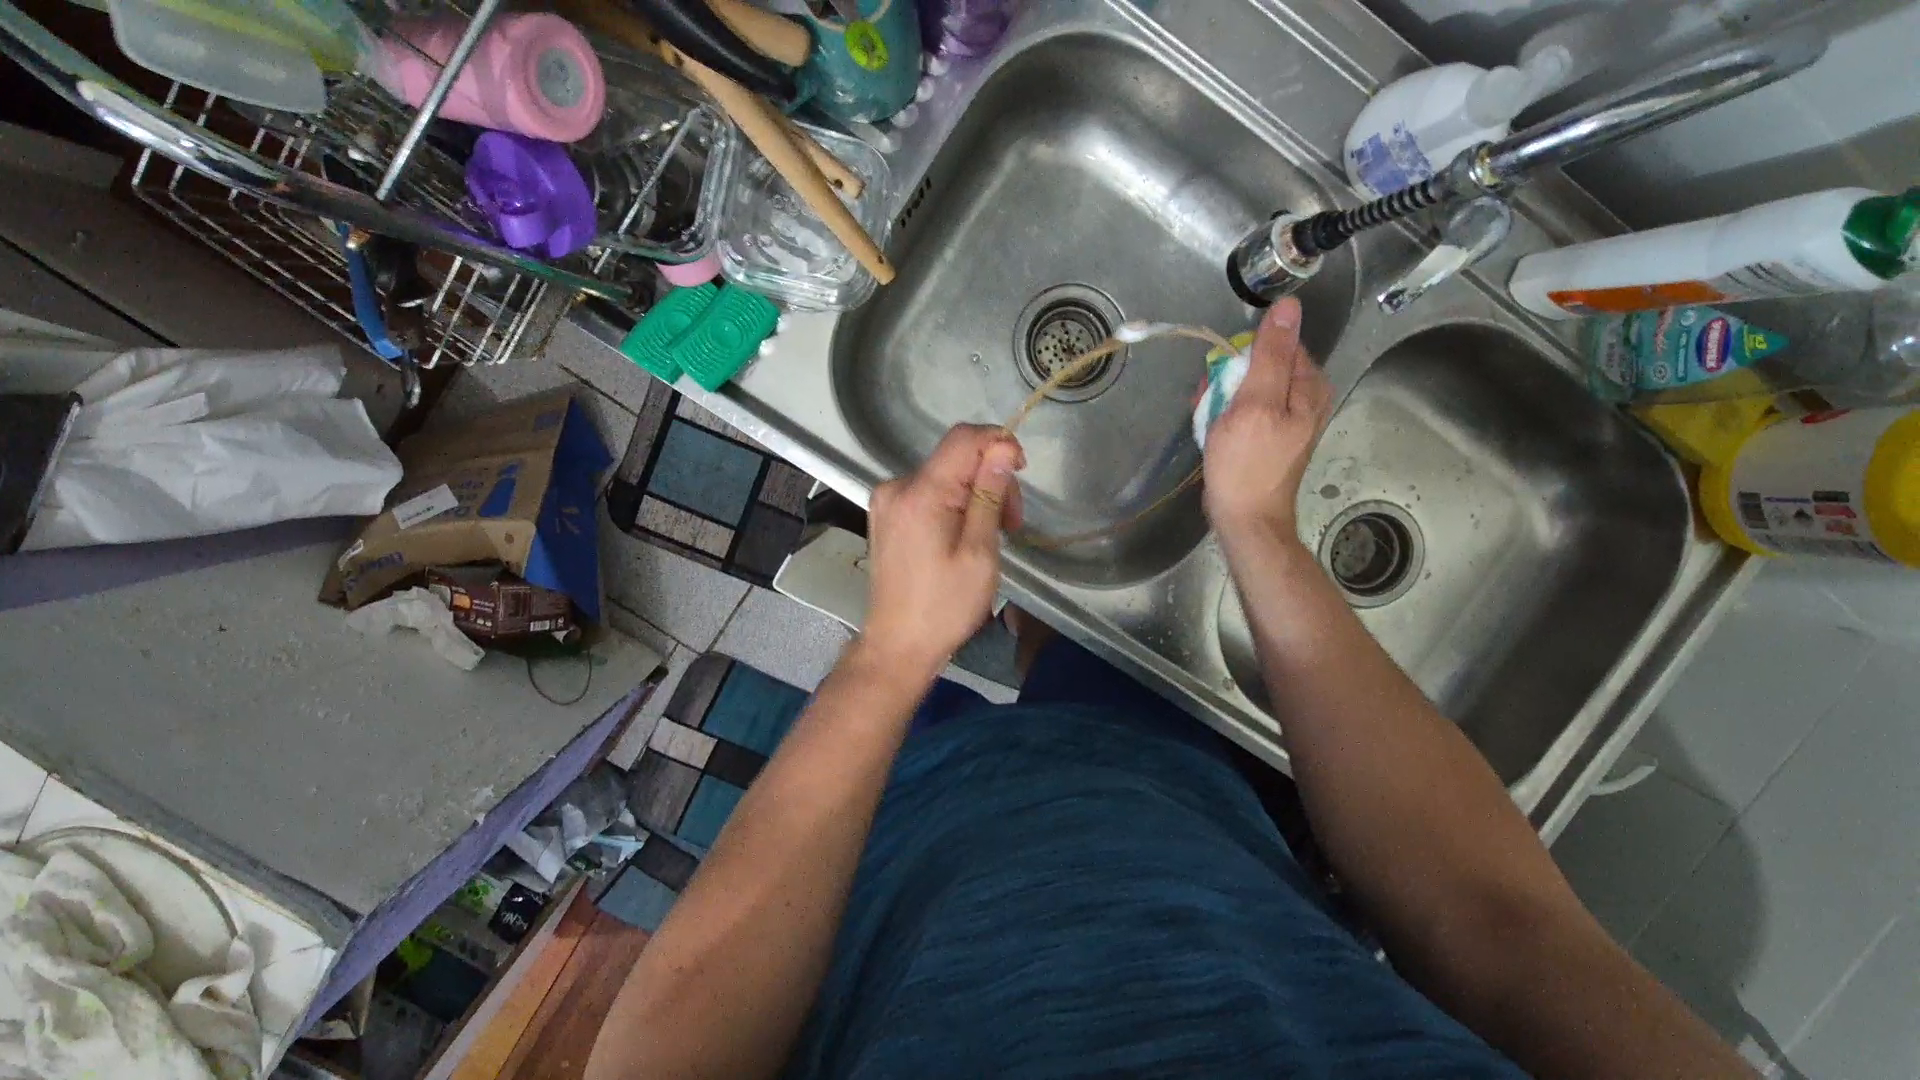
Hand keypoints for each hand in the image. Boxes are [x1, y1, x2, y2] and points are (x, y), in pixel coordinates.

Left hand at [860, 424, 1024, 674]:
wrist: (898, 646)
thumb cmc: (944, 607)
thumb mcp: (979, 552)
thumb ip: (990, 495)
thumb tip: (1003, 449)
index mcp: (919, 494)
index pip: (963, 439)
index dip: (998, 444)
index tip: (1020, 472)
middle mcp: (896, 487)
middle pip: (956, 458)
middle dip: (990, 480)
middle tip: (1013, 524)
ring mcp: (887, 502)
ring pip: (944, 476)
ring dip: (975, 497)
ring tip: (992, 537)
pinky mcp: (886, 517)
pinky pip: (928, 494)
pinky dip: (954, 506)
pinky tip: (966, 537)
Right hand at [1202, 297, 1333, 544]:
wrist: (1246, 519)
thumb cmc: (1247, 464)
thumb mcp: (1255, 403)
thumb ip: (1270, 354)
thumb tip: (1289, 306)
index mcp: (1309, 386)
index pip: (1276, 344)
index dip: (1243, 355)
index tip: (1223, 377)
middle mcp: (1305, 398)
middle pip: (1260, 365)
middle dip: (1229, 378)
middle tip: (1212, 403)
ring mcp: (1287, 419)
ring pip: (1248, 388)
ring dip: (1222, 398)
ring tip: (1210, 420)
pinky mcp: (1269, 436)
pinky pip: (1244, 410)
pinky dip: (1225, 416)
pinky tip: (1214, 431)